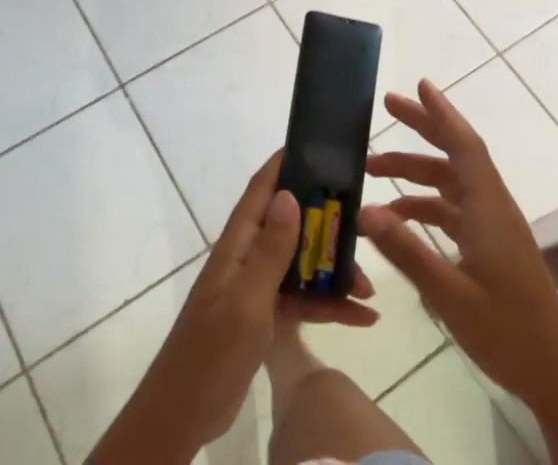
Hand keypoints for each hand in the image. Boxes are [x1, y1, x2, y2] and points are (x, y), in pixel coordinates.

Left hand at [90, 153, 377, 462]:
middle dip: (328, 224)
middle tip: (367, 223)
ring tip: (371, 288)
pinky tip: (362, 318)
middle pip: (292, 226)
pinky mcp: (264, 317)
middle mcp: (248, 258)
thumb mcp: (246, 300)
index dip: (285, 165)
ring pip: (303, 266)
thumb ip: (270, 250)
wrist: (185, 410)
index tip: (319, 146)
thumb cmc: (212, 350)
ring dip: (335, 273)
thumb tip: (289, 194)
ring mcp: (256, 289)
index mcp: (238, 245)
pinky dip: (330, 307)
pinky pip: (303, 302)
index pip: (262, 191)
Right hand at [361, 81, 557, 463]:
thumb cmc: (506, 330)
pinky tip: (396, 217)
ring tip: (372, 170)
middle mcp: (493, 209)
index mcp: (489, 210)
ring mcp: (493, 229)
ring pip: (451, 185)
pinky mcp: (491, 249)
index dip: (441, 114)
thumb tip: (365, 211)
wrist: (554, 372)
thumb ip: (407, 251)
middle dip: (423, 129)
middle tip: (388, 106)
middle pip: (457, 156)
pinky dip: (424, 206)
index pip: (464, 147)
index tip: (418, 86)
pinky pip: (454, 212)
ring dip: (416, 173)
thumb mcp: (449, 294)